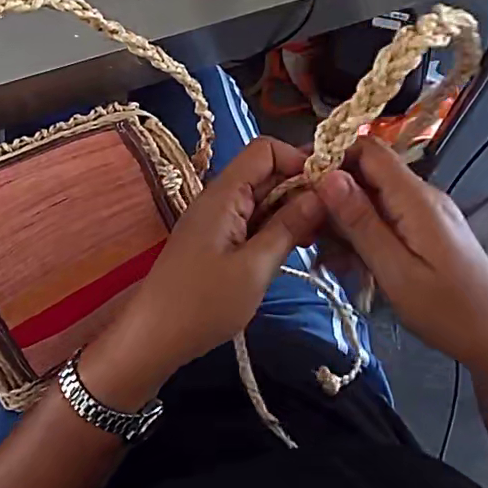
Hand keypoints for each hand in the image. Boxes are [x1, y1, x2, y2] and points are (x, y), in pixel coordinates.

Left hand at [78, 138, 324, 409]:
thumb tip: (322, 194)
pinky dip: (276, 227)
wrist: (153, 338)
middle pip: (266, 172)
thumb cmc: (203, 304)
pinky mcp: (218, 240)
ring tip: (321, 234)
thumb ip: (288, 227)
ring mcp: (218, 219)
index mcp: (224, 194)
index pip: (264, 150)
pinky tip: (297, 246)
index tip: (328, 188)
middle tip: (334, 217)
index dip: (298, 160)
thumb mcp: (255, 267)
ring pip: (263, 198)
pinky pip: (253, 220)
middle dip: (301, 187)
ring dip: (292, 210)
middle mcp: (220, 198)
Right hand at [316, 138, 487, 368]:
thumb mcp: (394, 270)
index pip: (368, 150)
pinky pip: (387, 219)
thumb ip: (361, 222)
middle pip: (368, 175)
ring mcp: (426, 213)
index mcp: (416, 199)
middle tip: (306, 232)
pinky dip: (364, 235)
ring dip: (345, 223)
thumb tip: (328, 176)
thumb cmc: (446, 310)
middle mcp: (422, 196)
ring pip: (374, 200)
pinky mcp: (427, 230)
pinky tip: (349, 264)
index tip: (300, 181)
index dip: (332, 157)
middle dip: (333, 198)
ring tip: (325, 258)